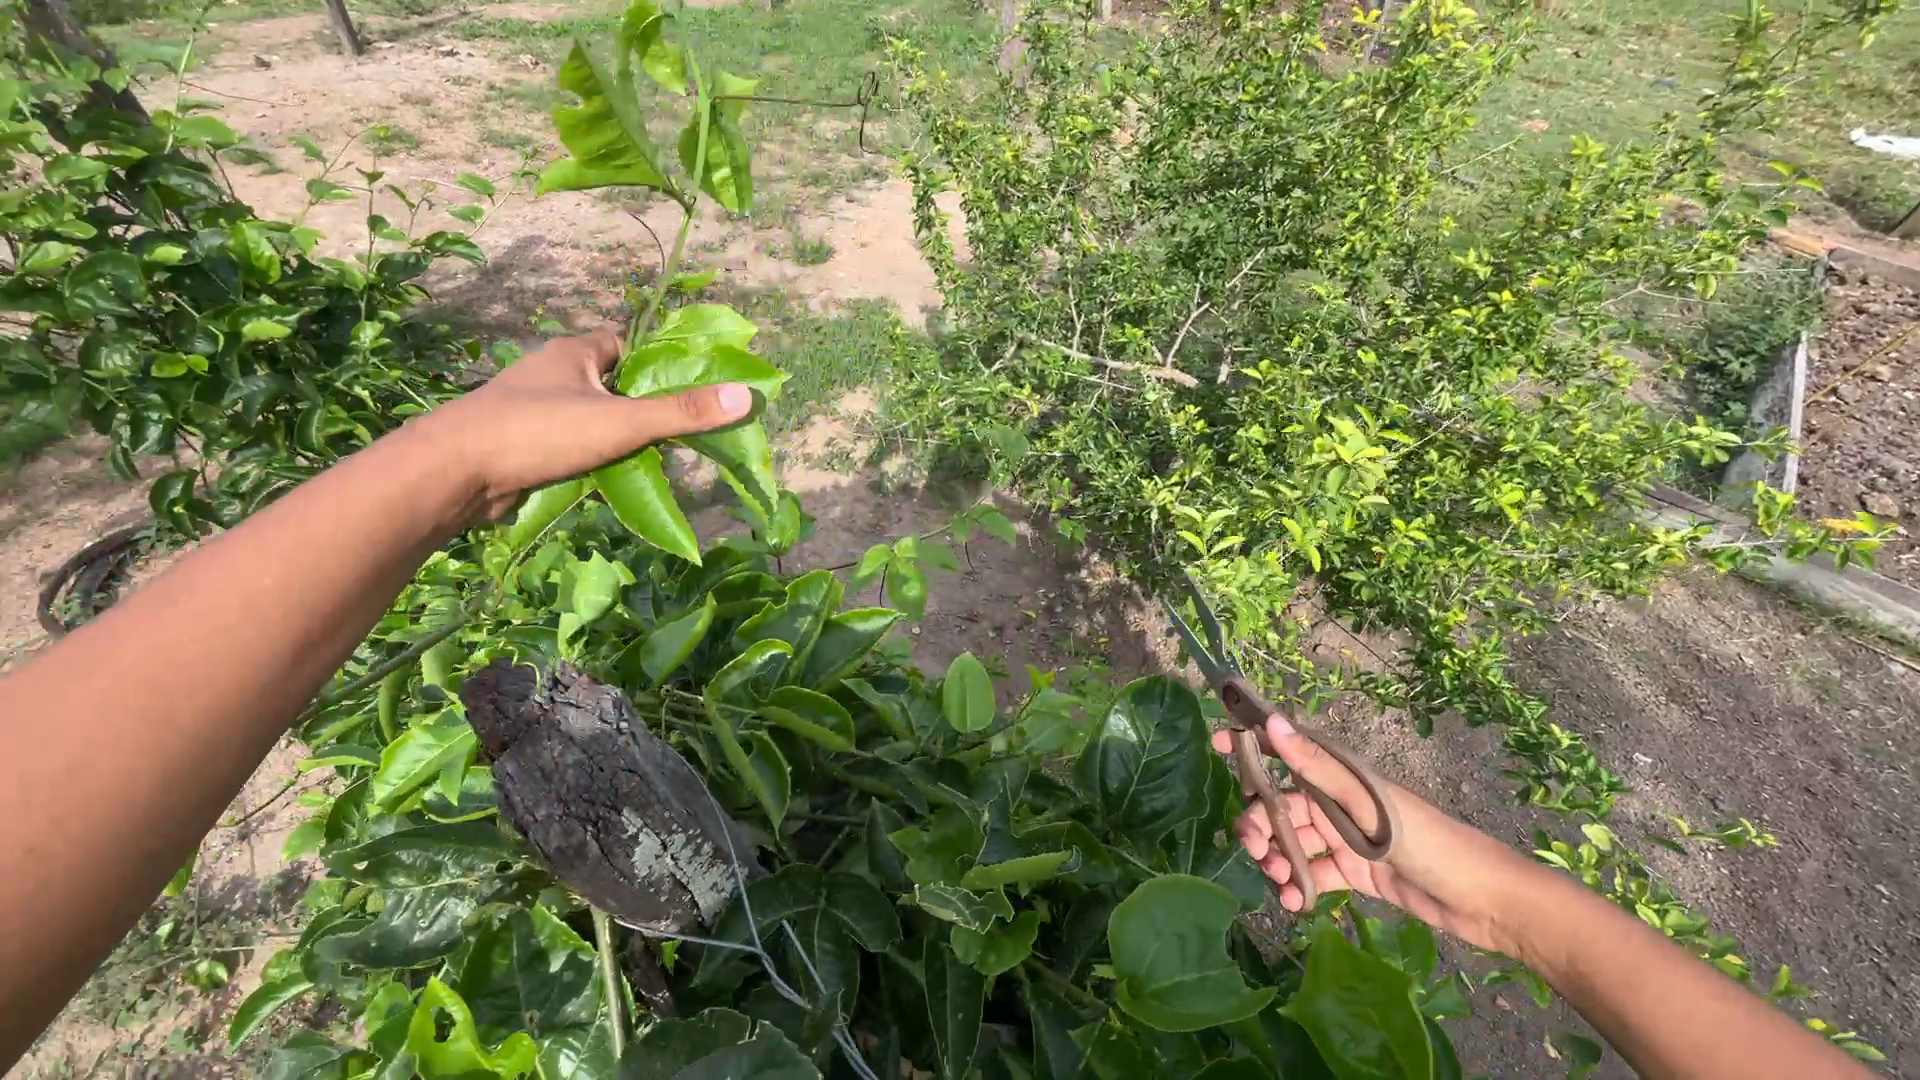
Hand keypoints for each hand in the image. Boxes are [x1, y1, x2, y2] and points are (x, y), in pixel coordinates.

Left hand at [413, 326, 753, 520]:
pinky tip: (615, 477)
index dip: (658, 361)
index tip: (689, 386)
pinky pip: (572, 444)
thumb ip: (682, 412)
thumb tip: (746, 396)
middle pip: (613, 382)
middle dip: (644, 404)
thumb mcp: (622, 421)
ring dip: (620, 435)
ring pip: (593, 416)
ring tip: (657, 458)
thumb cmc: (539, 431)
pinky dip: (595, 457)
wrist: (454, 473)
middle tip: (681, 429)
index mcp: (575, 353)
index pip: (626, 343)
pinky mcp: (525, 444)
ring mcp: (536, 409)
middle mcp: (554, 374)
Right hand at [1214, 714, 1540, 954]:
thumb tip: (1272, 721)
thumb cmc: (1429, 840)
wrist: (1485, 902)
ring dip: (1278, 859)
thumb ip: (1315, 766)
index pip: (1285, 751)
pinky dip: (1300, 886)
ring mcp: (1344, 838)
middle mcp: (1336, 802)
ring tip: (1280, 881)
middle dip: (1260, 823)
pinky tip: (1295, 902)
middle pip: (1280, 806)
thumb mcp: (1367, 803)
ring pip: (1293, 842)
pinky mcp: (1354, 872)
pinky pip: (1314, 874)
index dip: (1250, 744)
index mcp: (1339, 776)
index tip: (1215, 745)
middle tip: (1254, 849)